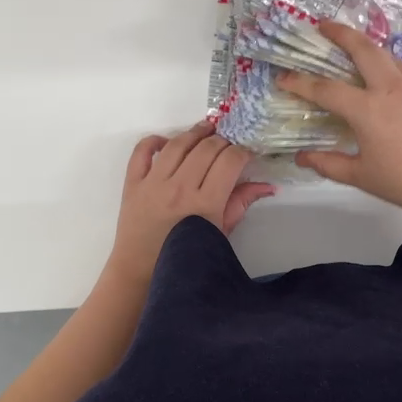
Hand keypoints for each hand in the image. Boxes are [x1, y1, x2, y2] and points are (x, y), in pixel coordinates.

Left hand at [107, 122, 275, 282]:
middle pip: (206, 148)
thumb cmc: (186, 256)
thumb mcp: (220, 232)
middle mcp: (179, 188)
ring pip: (178, 144)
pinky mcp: (132, 183)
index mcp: (205, 203)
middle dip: (223, 140)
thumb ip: (241, 203)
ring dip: (194, 132)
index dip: (242, 152)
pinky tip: (167, 142)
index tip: (246, 154)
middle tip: (228, 144)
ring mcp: (153, 183)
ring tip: (206, 129)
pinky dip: (154, 141)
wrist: (141, 273)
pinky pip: (142, 151)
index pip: (229, 161)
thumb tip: (268, 185)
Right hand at [276, 22, 401, 228]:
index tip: (283, 78)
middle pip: (362, 49)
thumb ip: (327, 163)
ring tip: (352, 45)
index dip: (300, 83)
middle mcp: (391, 89)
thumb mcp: (360, 176)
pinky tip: (382, 76)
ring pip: (387, 55)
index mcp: (368, 110)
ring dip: (366, 46)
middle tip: (323, 25)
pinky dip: (387, 64)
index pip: (326, 89)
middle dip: (340, 33)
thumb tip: (301, 157)